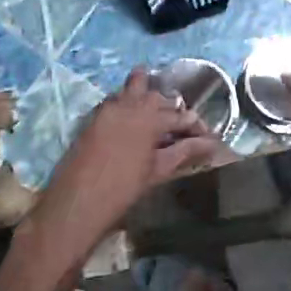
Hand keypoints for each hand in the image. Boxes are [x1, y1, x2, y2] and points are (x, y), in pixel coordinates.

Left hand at [20, 69, 226, 272]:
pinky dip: (127, 102)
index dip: (195, 126)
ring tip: (157, 111)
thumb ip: (184, 151)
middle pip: (157, 96)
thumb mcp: (158, 170)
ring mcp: (108, 108)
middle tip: (181, 125)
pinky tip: (132, 118)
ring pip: (133, 89)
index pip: (181, 116)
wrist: (78, 201)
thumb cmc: (123, 189)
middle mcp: (129, 105)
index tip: (207, 137)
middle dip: (172, 108)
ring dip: (147, 95)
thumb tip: (211, 144)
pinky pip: (115, 100)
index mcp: (150, 118)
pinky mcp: (93, 117)